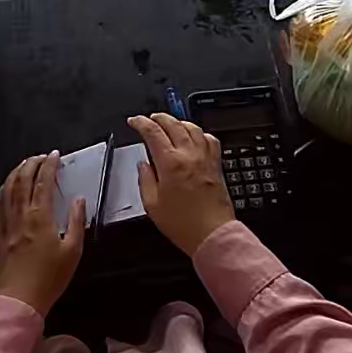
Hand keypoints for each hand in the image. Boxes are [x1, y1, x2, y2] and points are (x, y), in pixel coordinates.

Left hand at [0, 153, 85, 315]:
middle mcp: (20, 214)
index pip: (44, 181)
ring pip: (7, 188)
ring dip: (16, 172)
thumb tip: (79, 200)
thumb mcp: (72, 251)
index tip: (56, 155)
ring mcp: (5, 222)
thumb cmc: (49, 278)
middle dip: (31, 163)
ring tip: (24, 165)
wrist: (18, 299)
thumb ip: (77, 222)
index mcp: (40, 216)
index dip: (50, 165)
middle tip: (41, 157)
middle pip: (22, 179)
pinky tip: (7, 187)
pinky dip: (4, 189)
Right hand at [129, 114, 234, 256]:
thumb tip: (143, 165)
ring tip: (170, 123)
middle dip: (159, 117)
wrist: (212, 234)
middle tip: (150, 118)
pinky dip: (200, 133)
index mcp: (171, 164)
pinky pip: (210, 140)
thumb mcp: (152, 205)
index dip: (141, 123)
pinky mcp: (216, 165)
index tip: (134, 122)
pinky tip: (195, 137)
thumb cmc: (184, 224)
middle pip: (174, 124)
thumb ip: (145, 180)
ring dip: (179, 122)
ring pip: (193, 128)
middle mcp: (189, 156)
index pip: (153, 132)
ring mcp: (205, 159)